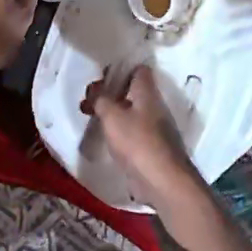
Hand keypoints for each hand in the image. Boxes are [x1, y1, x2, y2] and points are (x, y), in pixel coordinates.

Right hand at [82, 65, 199, 206]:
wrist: (162, 181)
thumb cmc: (137, 141)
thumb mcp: (112, 115)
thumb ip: (101, 99)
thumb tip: (96, 92)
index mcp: (147, 92)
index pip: (138, 69)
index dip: (119, 69)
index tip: (100, 77)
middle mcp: (154, 106)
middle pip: (131, 91)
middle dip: (110, 94)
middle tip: (89, 101)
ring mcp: (155, 128)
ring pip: (131, 112)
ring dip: (112, 114)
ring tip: (91, 119)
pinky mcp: (152, 147)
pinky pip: (132, 131)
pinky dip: (118, 131)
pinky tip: (104, 138)